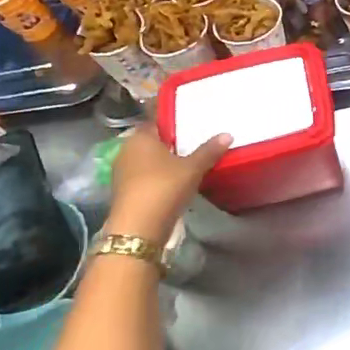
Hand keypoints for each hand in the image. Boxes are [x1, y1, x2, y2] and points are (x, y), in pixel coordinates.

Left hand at [106, 129, 231, 240]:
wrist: (139, 227)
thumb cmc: (164, 188)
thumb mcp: (192, 168)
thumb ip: (209, 151)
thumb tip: (227, 134)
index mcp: (140, 137)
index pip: (156, 122)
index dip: (174, 124)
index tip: (192, 129)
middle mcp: (126, 149)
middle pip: (152, 142)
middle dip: (170, 145)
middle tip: (194, 148)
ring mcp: (122, 171)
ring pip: (147, 160)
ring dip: (163, 163)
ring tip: (187, 167)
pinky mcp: (123, 190)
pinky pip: (143, 176)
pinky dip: (157, 177)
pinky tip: (173, 185)